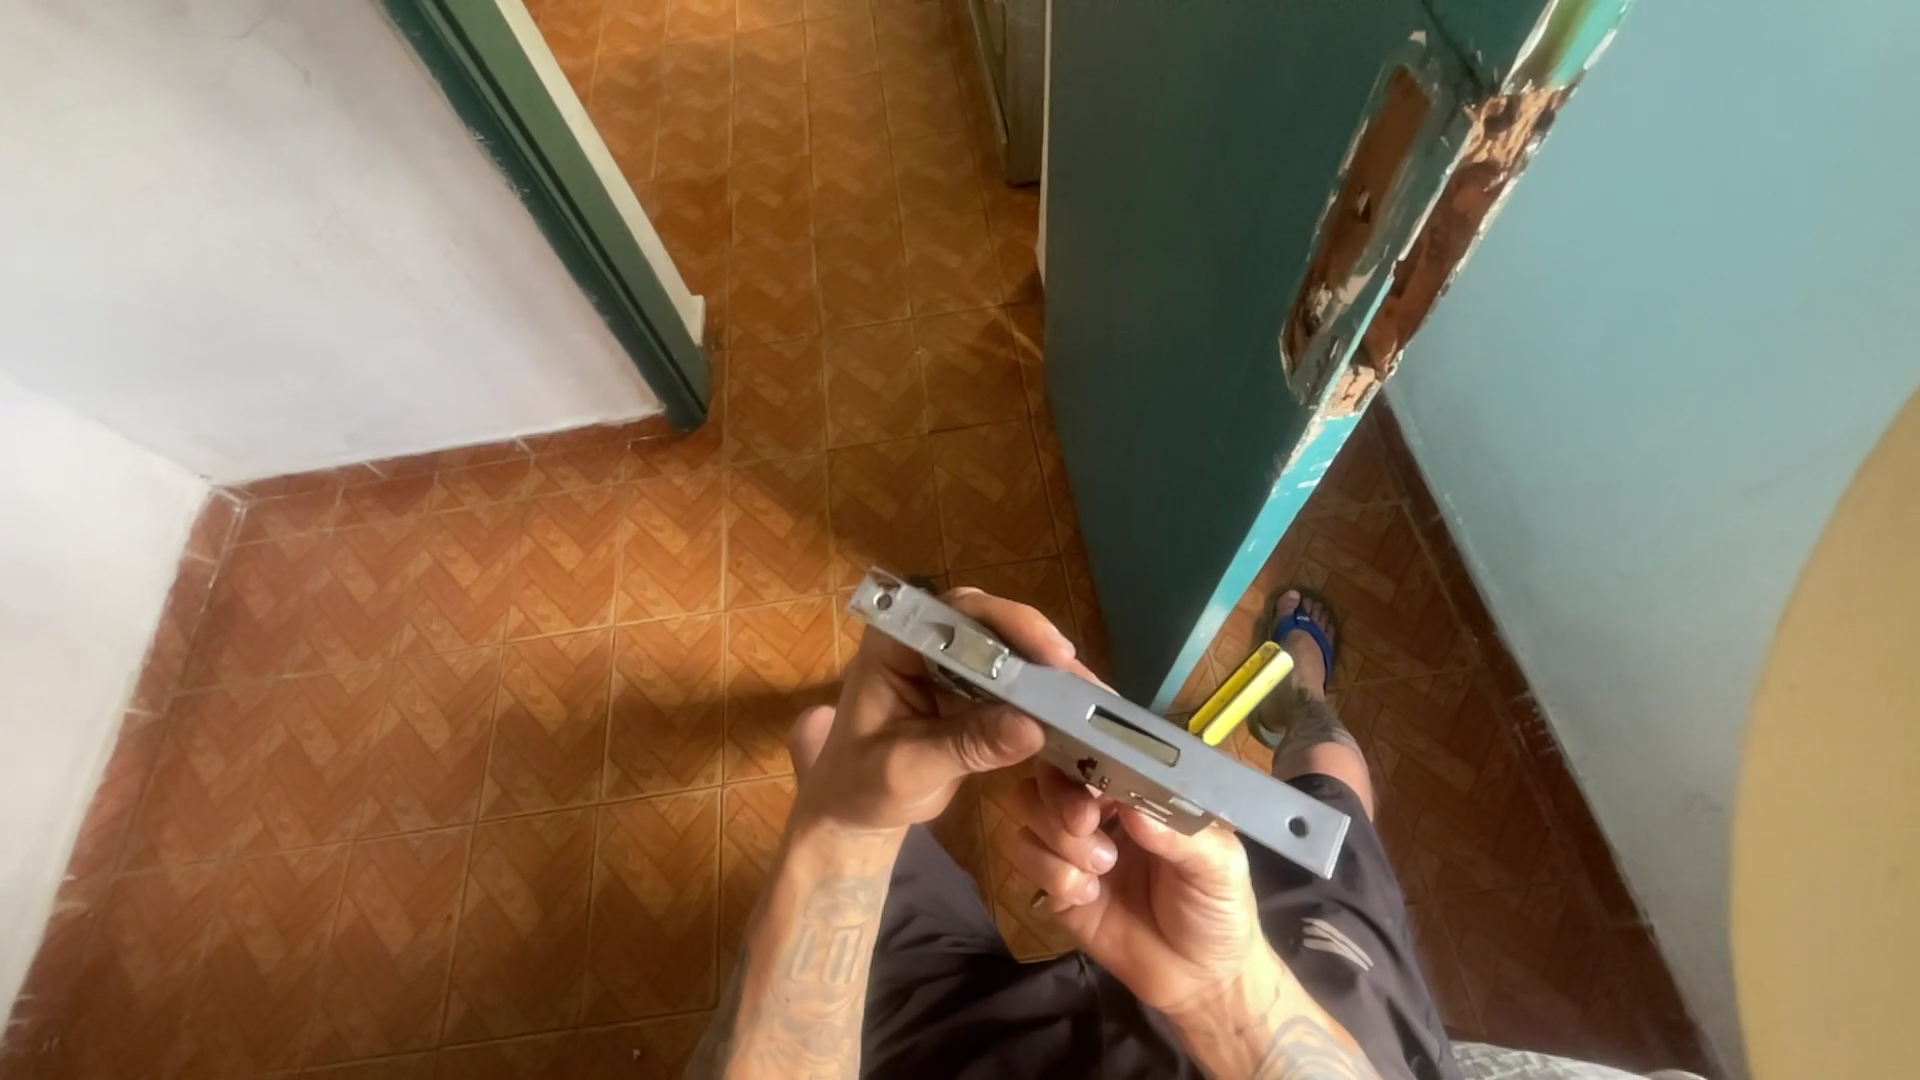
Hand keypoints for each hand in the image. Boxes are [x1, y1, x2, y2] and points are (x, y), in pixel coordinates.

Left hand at [791, 588, 1072, 833]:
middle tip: (1082, 680)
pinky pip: (1014, 681)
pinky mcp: (972, 688)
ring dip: (1050, 674)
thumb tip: (1033, 726)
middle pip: (992, 624)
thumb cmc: (861, 786)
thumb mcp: (907, 769)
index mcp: (894, 643)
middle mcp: (927, 641)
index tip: (1052, 653)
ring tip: (1093, 700)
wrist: (852, 810)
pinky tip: (1076, 716)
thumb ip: (966, 745)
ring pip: (1010, 650)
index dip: (1007, 623)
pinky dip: (1044, 697)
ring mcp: (952, 663)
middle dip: (1039, 647)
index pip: (955, 613)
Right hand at [1006, 766, 1275, 1015]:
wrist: (1200, 980)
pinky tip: (1087, 896)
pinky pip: (1022, 856)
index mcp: (1136, 787)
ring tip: (1100, 872)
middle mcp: (1098, 805)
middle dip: (1059, 800)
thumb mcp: (1220, 866)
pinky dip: (1050, 874)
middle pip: (1046, 773)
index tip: (1093, 792)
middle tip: (1088, 827)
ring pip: (1025, 809)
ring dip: (1056, 840)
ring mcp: (1071, 842)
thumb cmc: (1217, 907)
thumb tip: (1135, 809)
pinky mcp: (1052, 881)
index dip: (1080, 759)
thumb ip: (1181, 835)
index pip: (1093, 749)